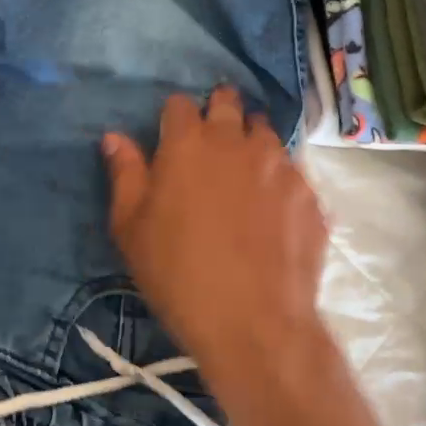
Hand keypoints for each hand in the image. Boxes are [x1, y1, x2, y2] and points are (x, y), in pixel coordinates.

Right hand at [101, 87, 329, 390]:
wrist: (253, 321)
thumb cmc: (175, 270)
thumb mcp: (129, 225)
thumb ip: (124, 174)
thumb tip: (115, 138)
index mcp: (187, 145)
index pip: (179, 104)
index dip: (172, 114)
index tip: (168, 131)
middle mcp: (237, 144)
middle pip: (229, 106)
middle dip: (217, 110)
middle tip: (207, 136)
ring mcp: (281, 168)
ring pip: (265, 134)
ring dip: (249, 140)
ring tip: (239, 167)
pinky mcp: (310, 197)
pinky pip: (291, 170)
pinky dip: (276, 176)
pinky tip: (268, 205)